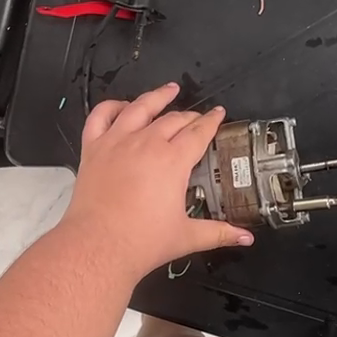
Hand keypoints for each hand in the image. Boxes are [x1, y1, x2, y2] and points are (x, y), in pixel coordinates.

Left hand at [56, 83, 253, 277]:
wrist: (98, 246)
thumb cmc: (139, 241)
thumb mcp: (187, 236)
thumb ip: (219, 232)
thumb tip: (243, 236)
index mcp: (172, 161)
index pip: (199, 131)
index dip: (211, 120)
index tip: (217, 114)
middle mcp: (146, 144)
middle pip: (174, 119)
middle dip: (190, 115)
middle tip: (198, 117)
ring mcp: (117, 142)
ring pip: (140, 108)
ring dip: (157, 96)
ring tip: (169, 90)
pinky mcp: (93, 149)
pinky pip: (100, 116)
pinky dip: (112, 106)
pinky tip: (121, 105)